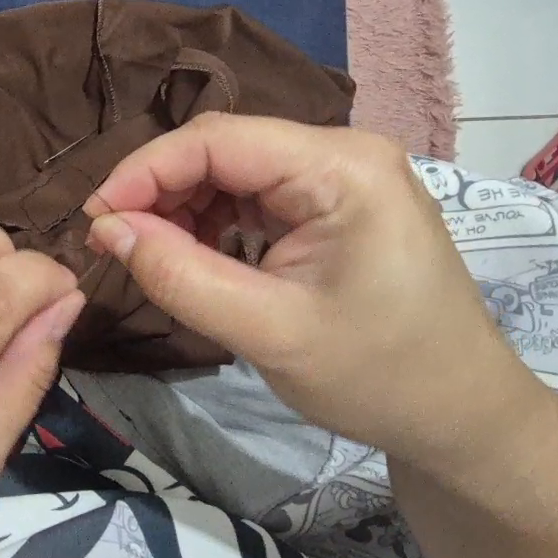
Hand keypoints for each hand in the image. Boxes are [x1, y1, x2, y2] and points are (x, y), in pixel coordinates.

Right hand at [82, 114, 546, 472]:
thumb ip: (180, 276)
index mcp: (342, 168)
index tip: (95, 218)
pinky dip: (208, 221)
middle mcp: (341, 152)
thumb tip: (106, 228)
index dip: (145, 170)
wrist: (463, 417)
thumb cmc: (379, 377)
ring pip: (228, 169)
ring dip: (179, 207)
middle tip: (113, 242)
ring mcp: (337, 174)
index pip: (217, 140)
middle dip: (159, 190)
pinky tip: (191, 255)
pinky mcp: (328, 201)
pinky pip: (249, 193)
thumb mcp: (269, 333)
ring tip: (149, 255)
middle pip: (221, 148)